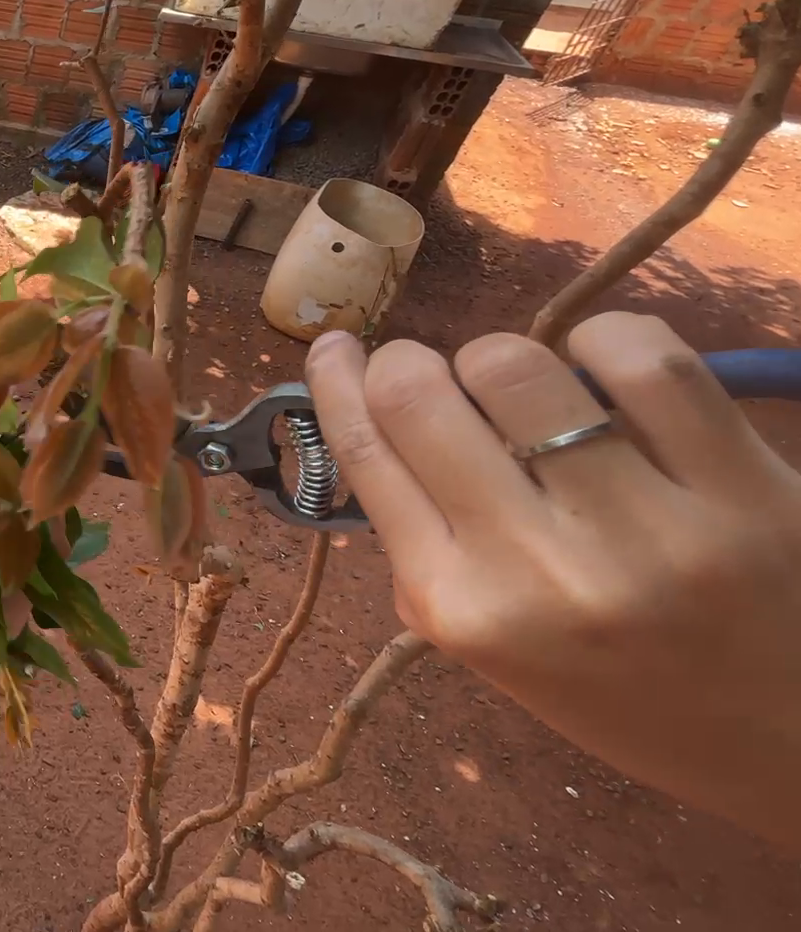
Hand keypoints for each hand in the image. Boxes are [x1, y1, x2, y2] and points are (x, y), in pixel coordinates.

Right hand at [306, 312, 800, 846]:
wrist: (778, 749)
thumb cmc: (597, 685)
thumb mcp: (468, 636)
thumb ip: (415, 537)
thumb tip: (369, 416)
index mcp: (452, 601)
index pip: (365, 454)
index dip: (334, 382)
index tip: (332, 346)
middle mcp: (533, 569)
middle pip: (417, 401)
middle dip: (402, 360)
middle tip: (418, 365)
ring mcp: (647, 532)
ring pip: (516, 369)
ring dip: (495, 355)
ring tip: (513, 379)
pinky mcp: (754, 497)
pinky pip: (647, 366)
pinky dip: (603, 339)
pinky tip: (598, 364)